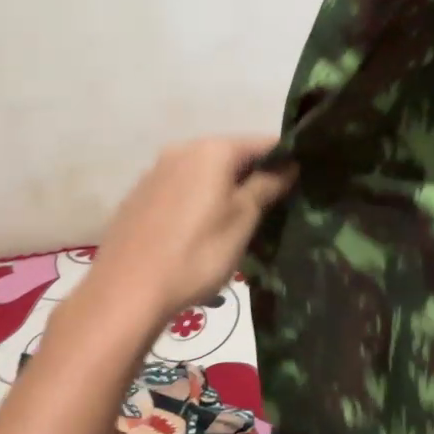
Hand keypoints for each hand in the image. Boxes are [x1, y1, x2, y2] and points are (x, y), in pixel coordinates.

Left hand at [77, 137, 293, 330]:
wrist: (128, 290)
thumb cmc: (197, 253)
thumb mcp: (244, 220)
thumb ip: (268, 186)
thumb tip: (289, 166)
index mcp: (211, 150)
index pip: (262, 143)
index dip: (287, 159)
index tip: (305, 181)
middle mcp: (181, 150)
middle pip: (231, 156)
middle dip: (256, 176)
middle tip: (277, 206)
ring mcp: (155, 172)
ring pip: (206, 173)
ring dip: (228, 189)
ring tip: (244, 221)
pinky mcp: (140, 197)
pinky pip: (183, 189)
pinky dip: (202, 200)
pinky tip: (206, 229)